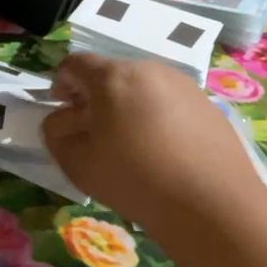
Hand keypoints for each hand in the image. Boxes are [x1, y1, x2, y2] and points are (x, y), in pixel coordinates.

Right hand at [40, 54, 266, 232]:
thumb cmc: (133, 178)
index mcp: (112, 78)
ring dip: (126, 105)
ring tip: (129, 142)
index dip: (61, 83)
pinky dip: (155, 115)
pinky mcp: (207, 103)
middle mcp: (149, 70)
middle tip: (93, 130)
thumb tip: (64, 117)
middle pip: (111, 72)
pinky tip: (160, 150)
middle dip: (95, 95)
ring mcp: (183, 84)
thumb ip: (55, 130)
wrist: (210, 202)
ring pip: (141, 86)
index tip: (63, 110)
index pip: (75, 63)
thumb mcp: (74, 160)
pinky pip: (168, 100)